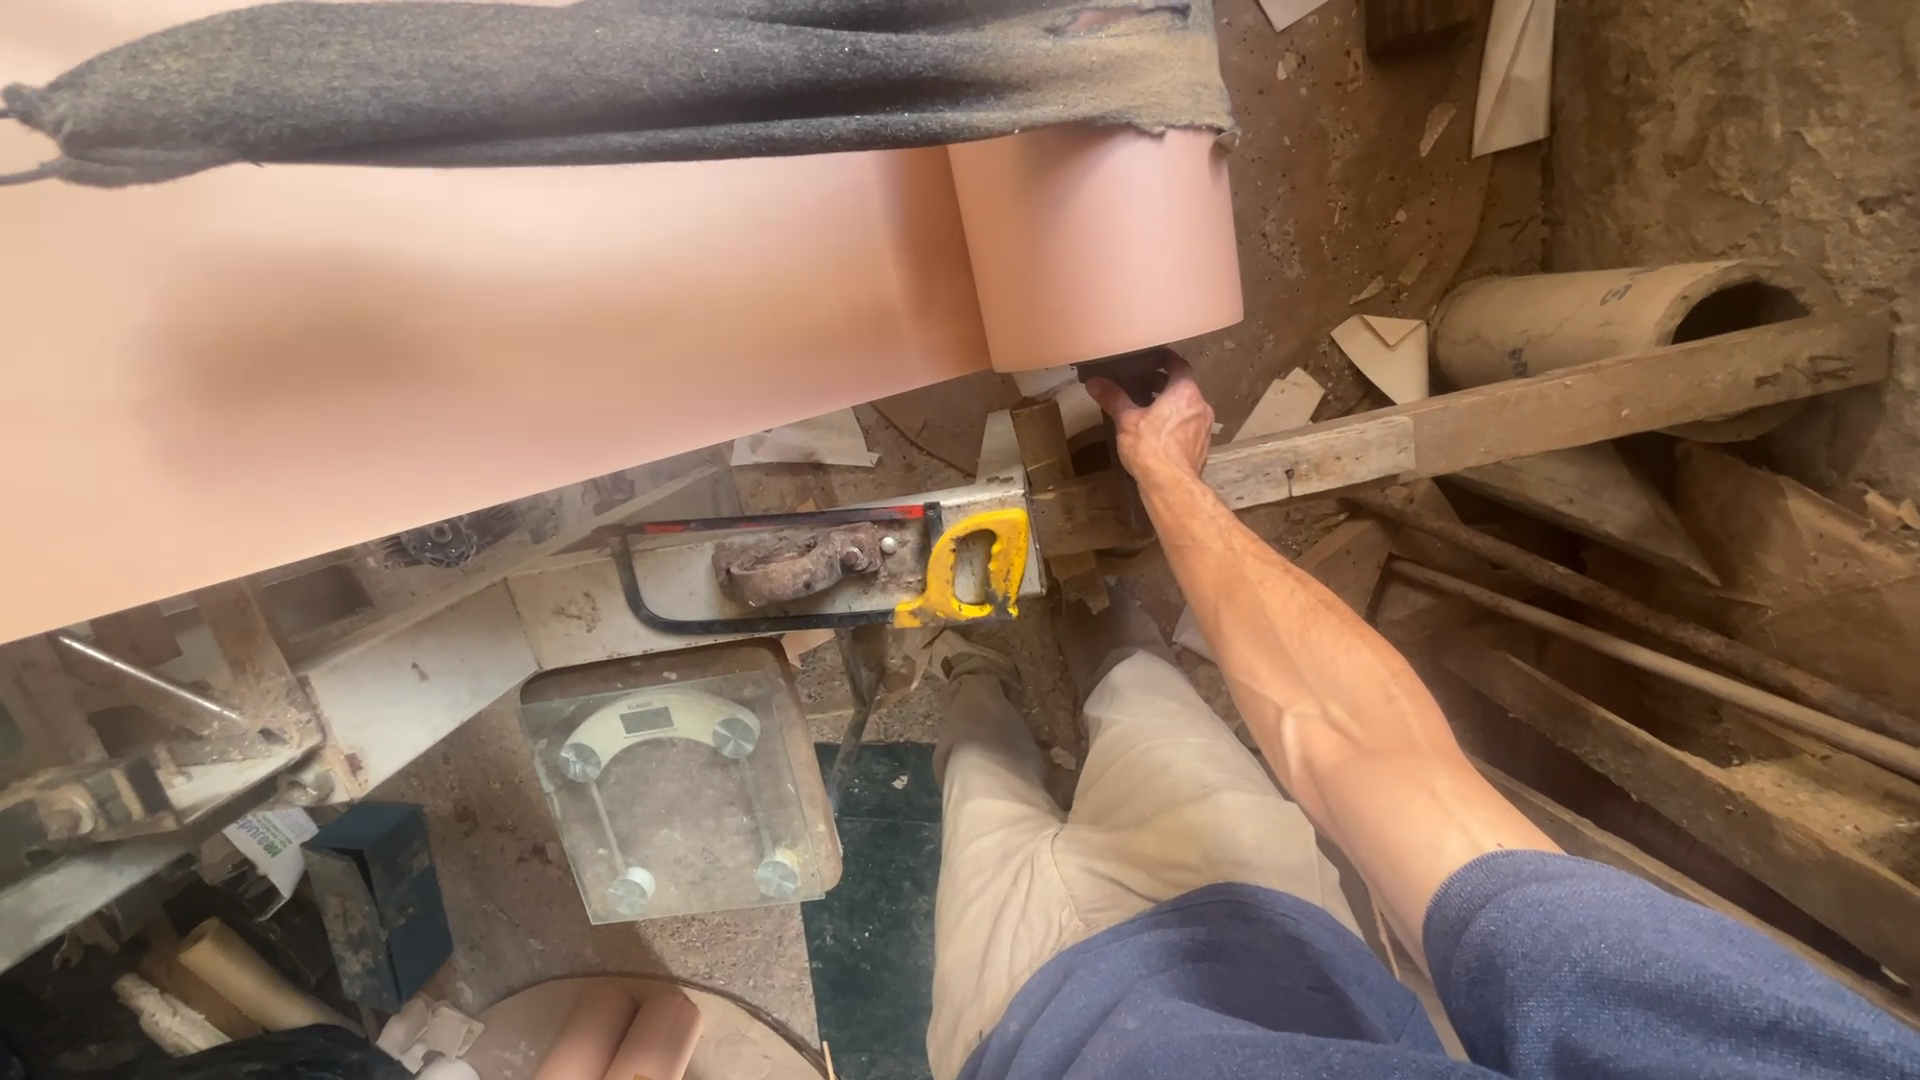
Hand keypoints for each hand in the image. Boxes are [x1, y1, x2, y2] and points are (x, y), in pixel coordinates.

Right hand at [1085, 356, 1214, 485]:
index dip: (1166, 360)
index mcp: (1185, 391)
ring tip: (1148, 410)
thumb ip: (1113, 398)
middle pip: (1183, 387)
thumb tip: (1094, 382)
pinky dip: (1176, 424)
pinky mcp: (1202, 447)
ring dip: (1170, 406)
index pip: (1179, 365)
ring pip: (1187, 408)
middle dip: (1163, 386)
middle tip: (1143, 386)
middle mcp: (1200, 405)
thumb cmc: (1150, 448)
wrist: (1171, 485)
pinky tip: (1159, 434)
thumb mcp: (1126, 420)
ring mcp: (1204, 428)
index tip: (1154, 359)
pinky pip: (1189, 427)